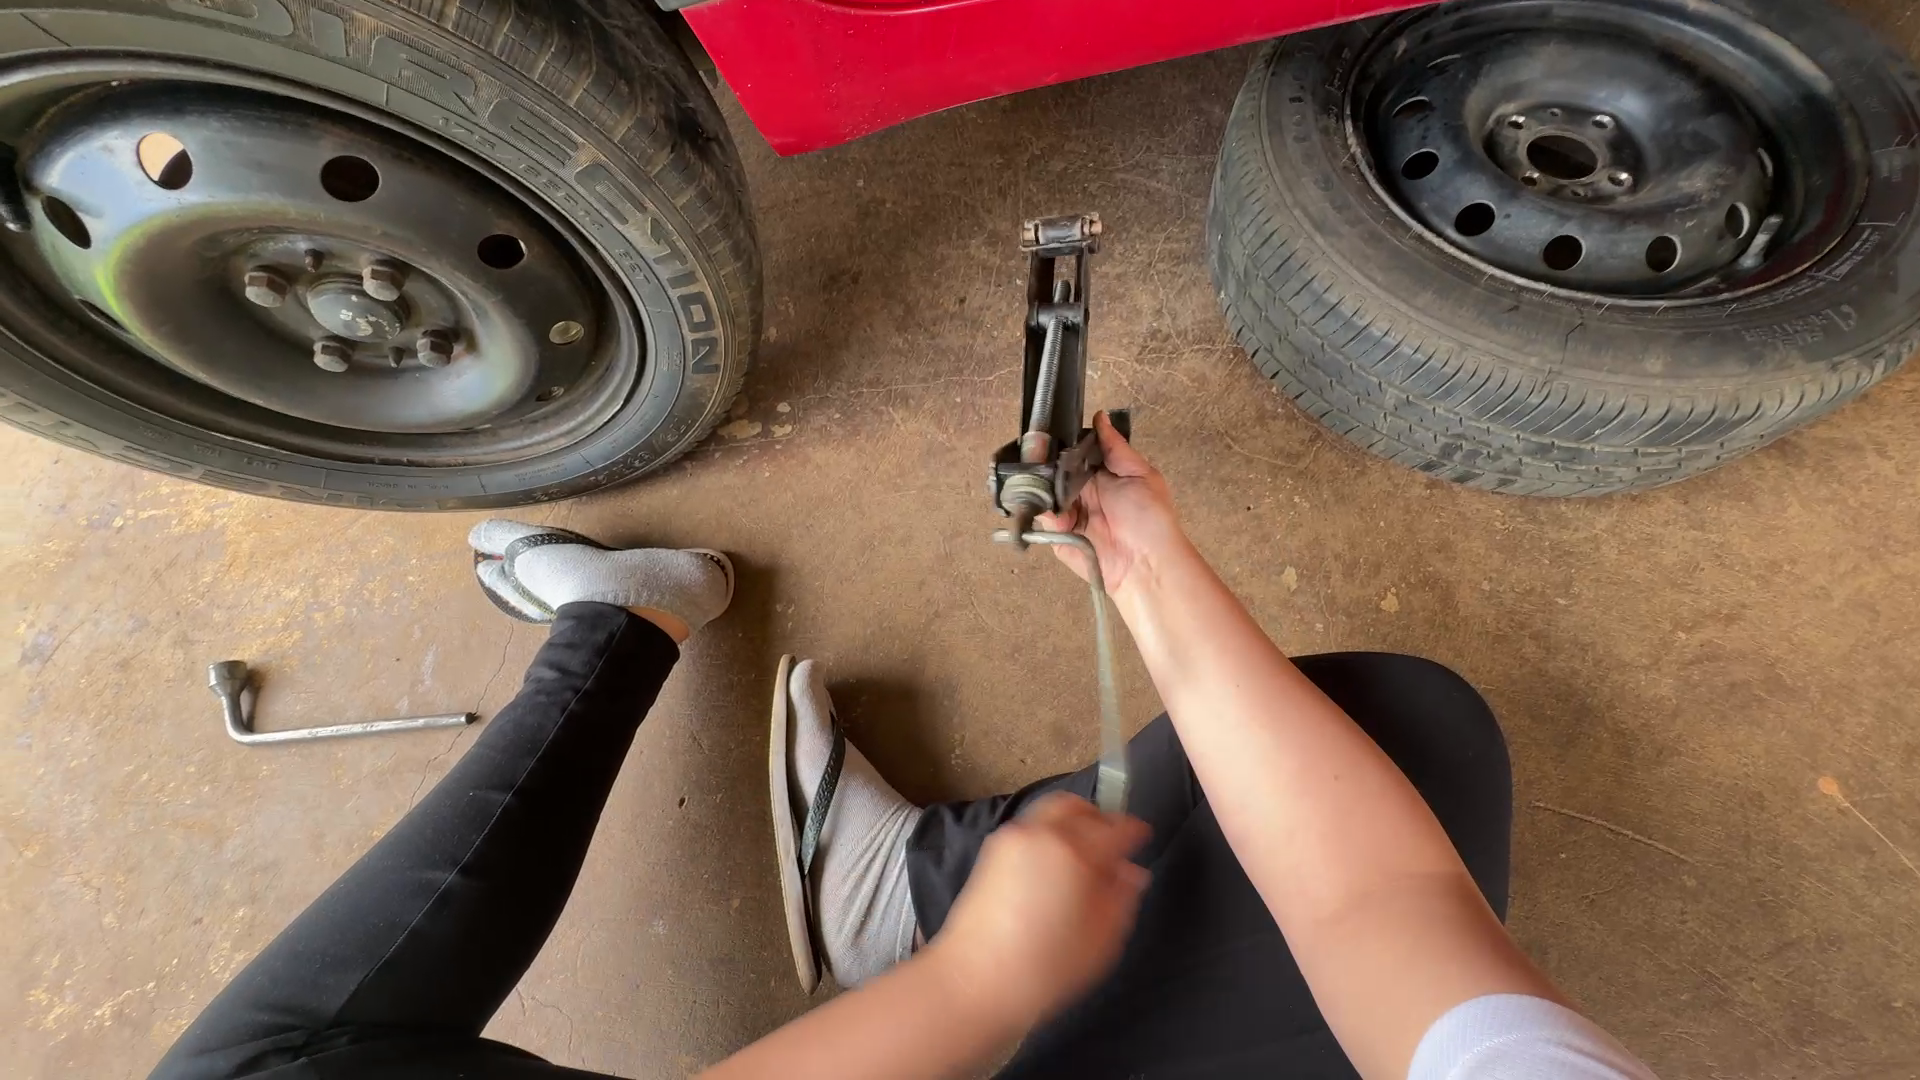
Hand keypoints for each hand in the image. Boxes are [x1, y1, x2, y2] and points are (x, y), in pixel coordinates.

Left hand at [922, 793, 1150, 1029]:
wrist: (974, 979)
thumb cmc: (1044, 968)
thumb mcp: (1101, 941)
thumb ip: (1122, 898)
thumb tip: (1131, 873)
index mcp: (1075, 852)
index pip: (1115, 826)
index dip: (1135, 829)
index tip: (1144, 834)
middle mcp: (1043, 834)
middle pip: (1078, 806)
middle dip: (1100, 817)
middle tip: (1114, 840)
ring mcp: (1014, 838)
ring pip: (1051, 811)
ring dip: (1073, 821)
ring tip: (1085, 852)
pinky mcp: (993, 850)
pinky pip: (1031, 826)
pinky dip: (1049, 832)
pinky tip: (1055, 864)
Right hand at [1037, 411, 1184, 596]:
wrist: (1145, 563)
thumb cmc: (1149, 517)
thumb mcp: (1139, 474)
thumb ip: (1115, 446)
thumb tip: (1099, 416)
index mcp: (1100, 474)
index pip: (1073, 451)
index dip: (1061, 441)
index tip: (1047, 429)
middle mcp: (1081, 491)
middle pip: (1054, 469)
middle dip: (1044, 460)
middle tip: (1035, 450)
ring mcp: (1067, 512)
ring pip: (1043, 491)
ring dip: (1040, 484)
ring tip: (1040, 478)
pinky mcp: (1057, 535)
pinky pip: (1042, 517)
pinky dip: (1043, 509)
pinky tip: (1051, 506)